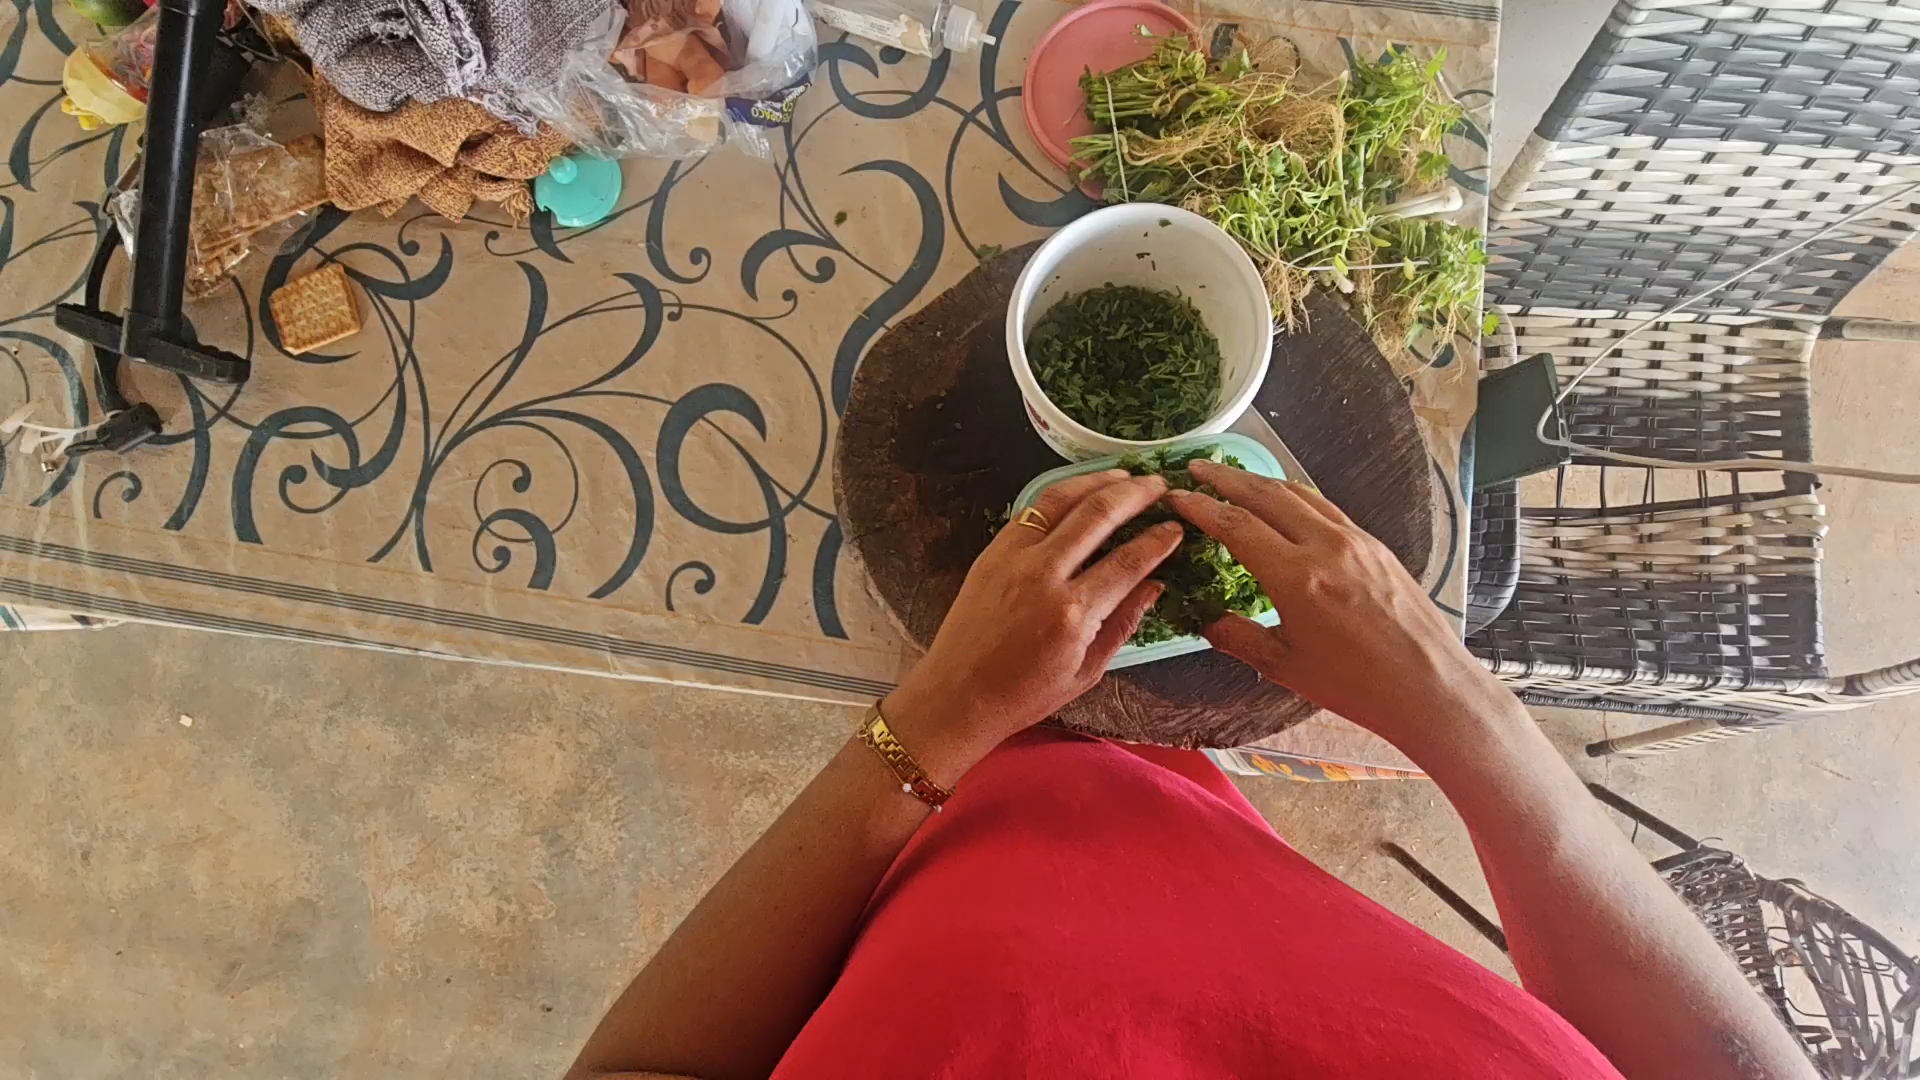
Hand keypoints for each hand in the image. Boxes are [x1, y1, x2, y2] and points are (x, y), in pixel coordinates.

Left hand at [882, 471, 1184, 775]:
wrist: (957, 693)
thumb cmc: (1025, 693)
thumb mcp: (1087, 670)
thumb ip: (1124, 622)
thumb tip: (1156, 583)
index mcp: (1073, 612)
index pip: (1128, 561)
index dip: (1158, 540)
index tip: (1177, 527)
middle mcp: (1044, 574)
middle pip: (1097, 514)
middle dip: (1135, 494)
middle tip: (1159, 484)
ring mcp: (1013, 556)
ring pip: (1061, 499)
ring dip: (1096, 481)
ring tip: (1125, 475)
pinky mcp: (992, 550)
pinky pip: (1032, 510)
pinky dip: (1060, 494)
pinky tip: (1080, 491)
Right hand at [1166, 461, 1517, 751]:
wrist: (1432, 689)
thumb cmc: (1355, 684)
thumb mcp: (1282, 664)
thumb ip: (1235, 636)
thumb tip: (1204, 619)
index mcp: (1297, 577)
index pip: (1236, 525)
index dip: (1199, 507)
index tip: (1174, 495)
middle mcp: (1326, 547)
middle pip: (1265, 495)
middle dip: (1225, 477)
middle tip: (1196, 468)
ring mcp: (1355, 541)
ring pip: (1298, 494)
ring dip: (1258, 480)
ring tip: (1232, 477)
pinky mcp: (1375, 545)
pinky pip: (1325, 507)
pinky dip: (1292, 495)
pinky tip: (1281, 500)